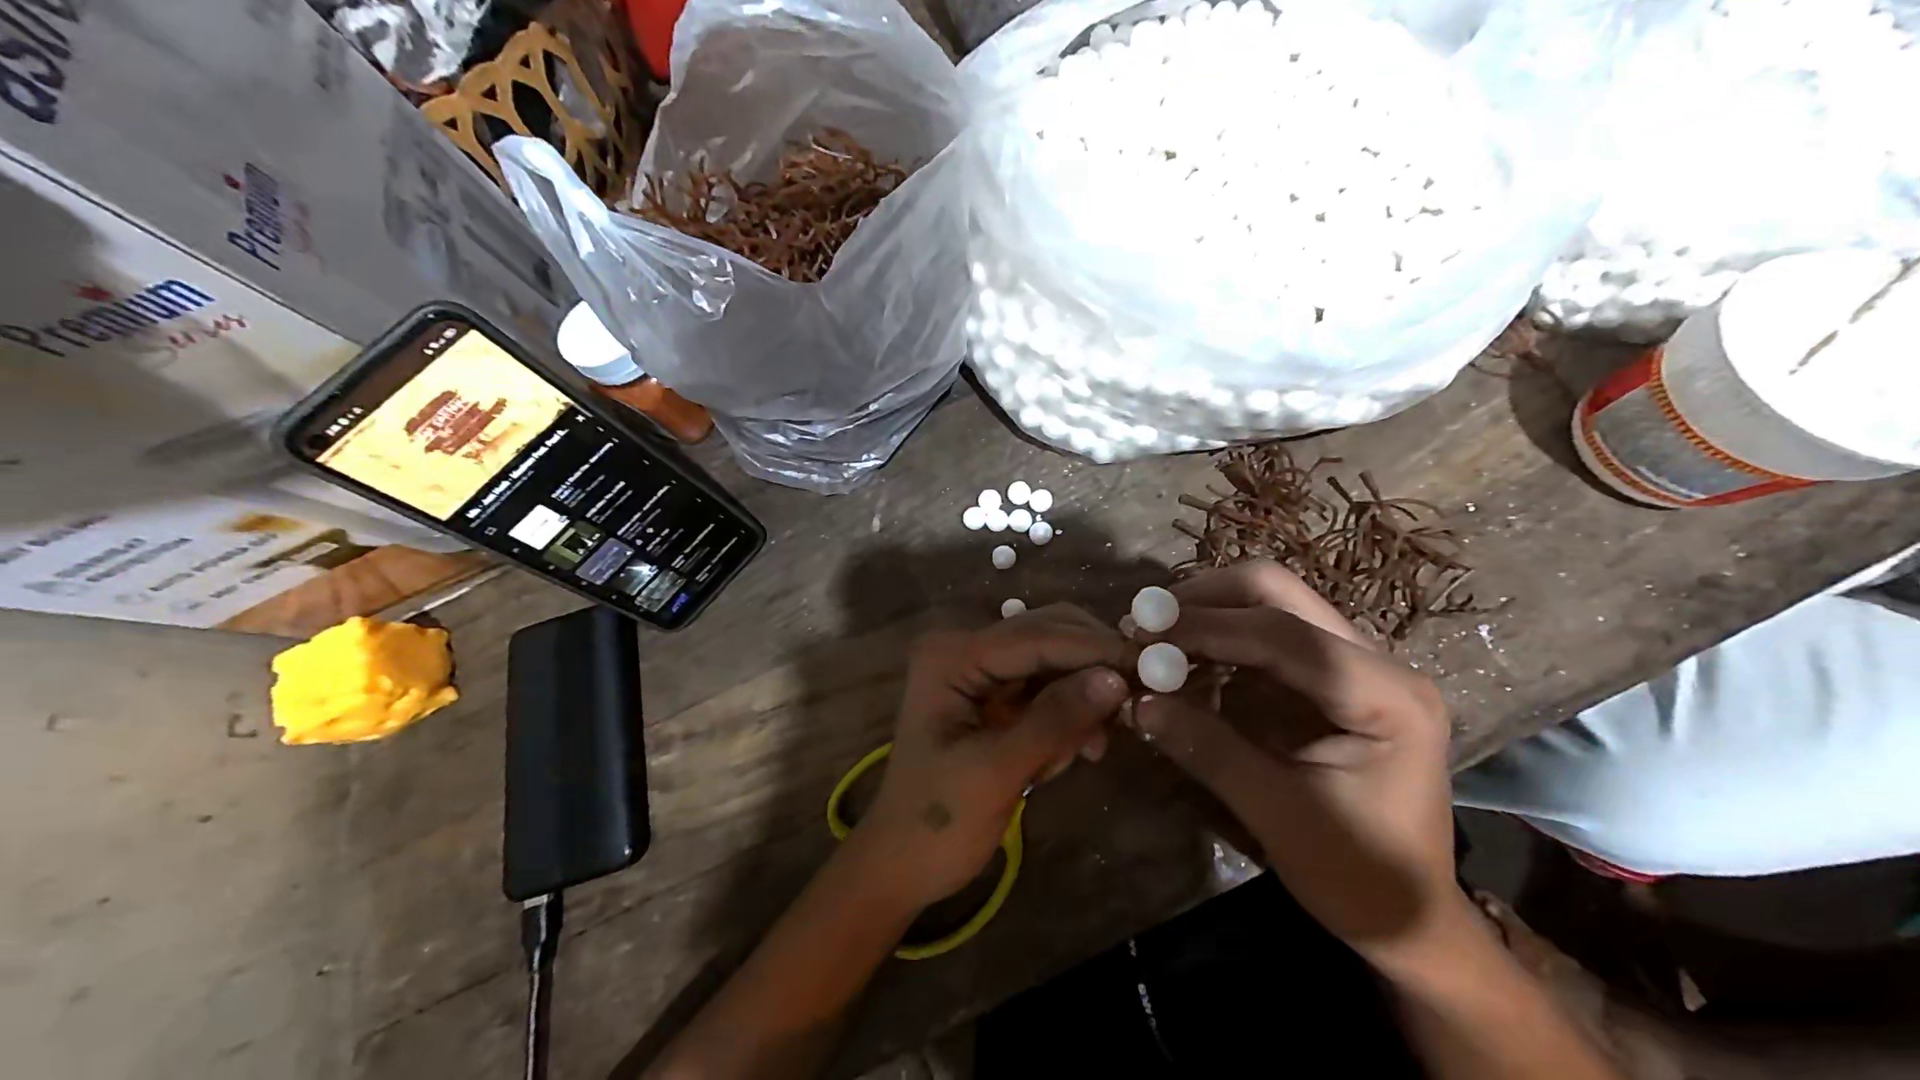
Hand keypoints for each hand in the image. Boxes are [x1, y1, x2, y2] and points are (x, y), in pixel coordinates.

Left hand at [855, 605, 1131, 908]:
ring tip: (1091, 747)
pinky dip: (1069, 716)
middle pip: (1048, 635)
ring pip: (1054, 661)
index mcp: (951, 656)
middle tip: (1137, 702)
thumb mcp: (997, 772)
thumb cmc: (937, 822)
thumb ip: (1055, 721)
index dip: (1094, 649)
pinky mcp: (994, 698)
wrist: (902, 864)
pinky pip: (1048, 690)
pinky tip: (1073, 752)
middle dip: (1092, 668)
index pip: (1035, 636)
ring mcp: (979, 673)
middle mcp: (964, 650)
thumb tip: (1117, 678)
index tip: (1154, 667)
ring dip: (1082, 697)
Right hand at [1130, 561, 1462, 960]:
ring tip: (1152, 639)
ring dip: (1206, 615)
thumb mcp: (1275, 813)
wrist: (1408, 915)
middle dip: (1205, 599)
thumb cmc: (1356, 874)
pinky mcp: (1325, 679)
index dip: (1208, 627)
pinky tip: (1180, 661)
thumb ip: (1208, 749)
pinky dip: (1215, 642)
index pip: (1286, 635)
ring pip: (1270, 606)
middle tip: (1145, 621)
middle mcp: (1376, 663)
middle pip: (1281, 594)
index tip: (1142, 634)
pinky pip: (1263, 639)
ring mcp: (1352, 666)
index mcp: (1387, 696)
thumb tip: (1136, 701)